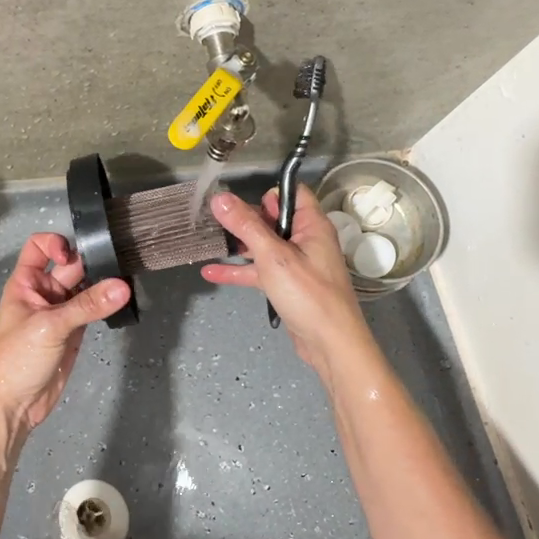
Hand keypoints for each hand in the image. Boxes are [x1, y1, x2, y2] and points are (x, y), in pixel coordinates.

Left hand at [0, 233, 129, 435]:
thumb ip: (87, 306)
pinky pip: (92, 310)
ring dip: (103, 285)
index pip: (38, 247)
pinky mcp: (75, 333)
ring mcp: (60, 313)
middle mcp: (43, 293)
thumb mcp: (50, 327)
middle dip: (92, 263)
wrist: (12, 406)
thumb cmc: (17, 358)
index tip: (74, 256)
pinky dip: (106, 306)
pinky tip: (122, 302)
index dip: (56, 244)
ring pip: (85, 288)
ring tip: (127, 282)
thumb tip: (123, 287)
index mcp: (25, 283)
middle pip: (70, 266)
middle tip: (120, 263)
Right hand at [201, 186, 368, 375]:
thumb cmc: (307, 294)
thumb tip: (219, 198)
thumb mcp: (272, 256)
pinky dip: (239, 271)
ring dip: (238, 245)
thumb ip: (245, 225)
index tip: (240, 202)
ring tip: (208, 240)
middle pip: (272, 219)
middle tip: (214, 220)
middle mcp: (306, 240)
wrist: (330, 344)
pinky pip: (260, 271)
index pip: (292, 194)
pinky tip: (211, 272)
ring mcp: (296, 264)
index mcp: (312, 225)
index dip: (267, 194)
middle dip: (244, 219)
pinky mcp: (287, 285)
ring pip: (263, 246)